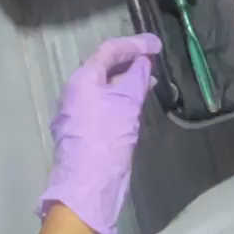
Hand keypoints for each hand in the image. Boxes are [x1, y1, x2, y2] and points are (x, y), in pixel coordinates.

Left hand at [38, 33, 161, 233]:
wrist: (87, 189)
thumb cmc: (106, 140)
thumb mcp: (126, 106)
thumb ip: (136, 79)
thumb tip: (143, 62)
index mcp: (82, 79)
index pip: (109, 50)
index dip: (134, 44)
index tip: (157, 44)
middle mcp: (76, 91)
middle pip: (104, 66)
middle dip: (130, 60)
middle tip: (155, 58)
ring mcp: (79, 111)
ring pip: (105, 85)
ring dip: (127, 79)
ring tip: (151, 80)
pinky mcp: (86, 129)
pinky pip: (105, 102)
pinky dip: (122, 96)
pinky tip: (136, 102)